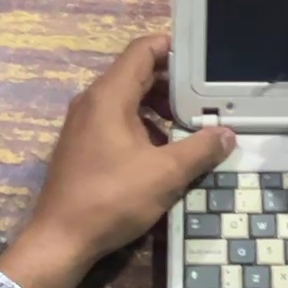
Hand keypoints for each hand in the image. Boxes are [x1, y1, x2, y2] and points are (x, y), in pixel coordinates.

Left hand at [19, 35, 235, 280]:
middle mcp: (92, 102)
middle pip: (136, 73)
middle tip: (206, 95)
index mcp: (109, 96)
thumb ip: (200, 149)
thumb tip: (226, 134)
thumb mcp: (165, 174)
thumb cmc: (112, 199)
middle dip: (172, 82)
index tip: (202, 59)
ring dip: (159, 106)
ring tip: (190, 124)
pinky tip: (164, 150)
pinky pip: (116, 121)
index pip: (142, 50)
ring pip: (127, 99)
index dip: (173, 47)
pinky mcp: (82, 146)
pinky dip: (142, 125)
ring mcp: (83, 124)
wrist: (60, 239)